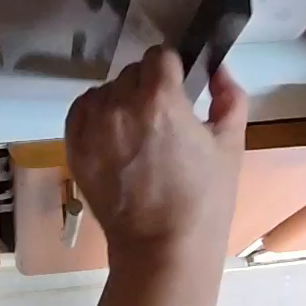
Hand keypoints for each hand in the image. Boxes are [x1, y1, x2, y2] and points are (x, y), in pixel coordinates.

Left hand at [64, 46, 247, 270]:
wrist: (162, 250)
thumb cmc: (204, 200)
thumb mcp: (230, 145)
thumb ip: (229, 98)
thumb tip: (219, 69)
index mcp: (161, 98)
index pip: (160, 56)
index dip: (173, 69)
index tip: (179, 87)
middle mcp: (121, 104)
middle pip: (133, 72)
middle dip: (149, 85)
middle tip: (162, 116)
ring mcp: (93, 125)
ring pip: (107, 90)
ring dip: (122, 100)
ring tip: (138, 130)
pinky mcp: (74, 145)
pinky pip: (82, 109)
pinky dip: (97, 114)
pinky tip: (114, 135)